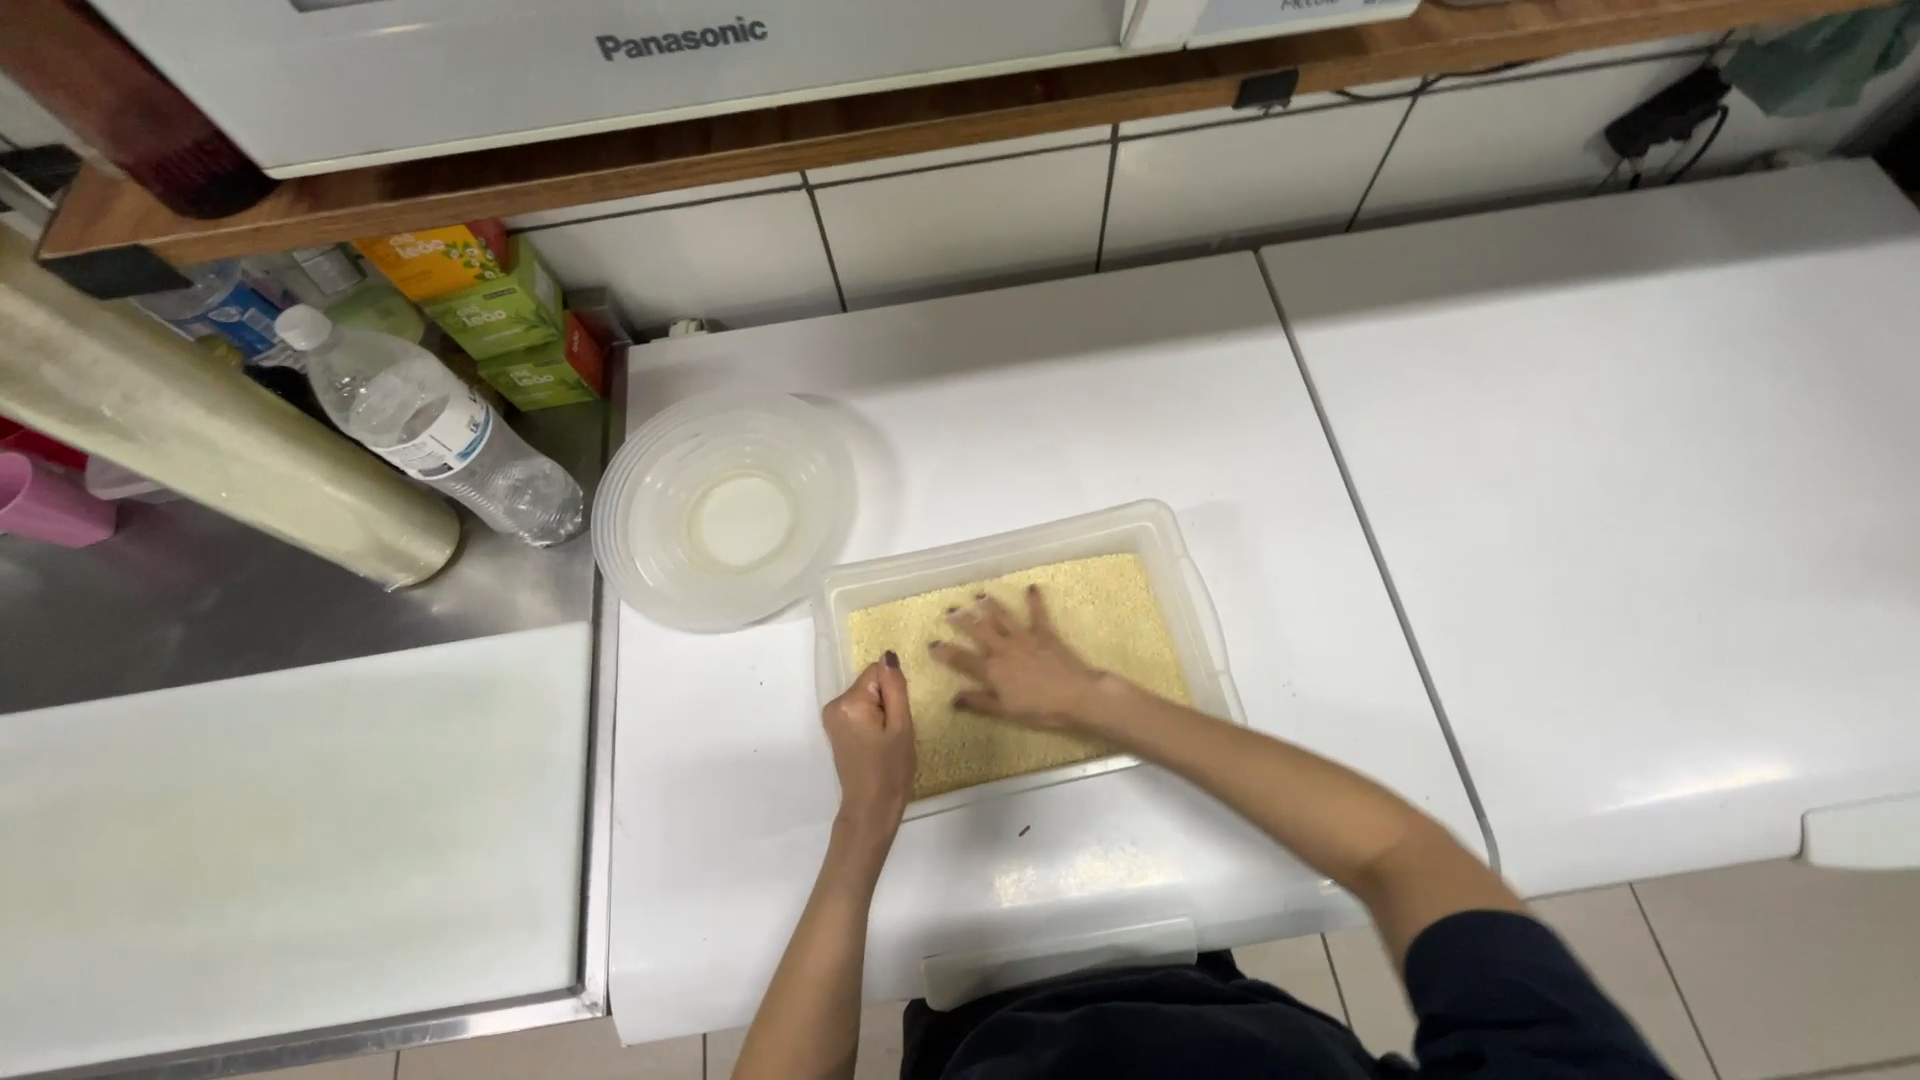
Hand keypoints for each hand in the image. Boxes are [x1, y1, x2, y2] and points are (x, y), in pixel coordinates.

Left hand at [821, 655, 915, 836]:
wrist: (871, 808)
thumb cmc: (891, 769)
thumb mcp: (901, 726)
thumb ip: (895, 687)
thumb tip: (888, 656)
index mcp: (849, 701)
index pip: (878, 672)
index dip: (894, 692)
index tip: (898, 718)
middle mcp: (834, 704)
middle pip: (871, 684)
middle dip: (887, 702)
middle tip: (894, 732)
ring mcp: (832, 718)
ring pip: (867, 697)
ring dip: (881, 713)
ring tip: (887, 740)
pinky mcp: (836, 729)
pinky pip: (860, 711)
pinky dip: (872, 721)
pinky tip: (878, 743)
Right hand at [931, 586, 1106, 729]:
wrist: (1075, 695)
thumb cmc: (1040, 709)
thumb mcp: (1005, 711)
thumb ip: (979, 702)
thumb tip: (953, 699)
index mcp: (992, 670)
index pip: (962, 659)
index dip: (945, 651)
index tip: (931, 643)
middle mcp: (1003, 648)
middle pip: (978, 630)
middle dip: (962, 619)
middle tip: (950, 609)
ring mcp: (1024, 638)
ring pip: (1002, 617)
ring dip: (990, 604)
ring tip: (979, 595)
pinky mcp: (1044, 633)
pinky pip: (1038, 613)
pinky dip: (1035, 600)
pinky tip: (1032, 587)